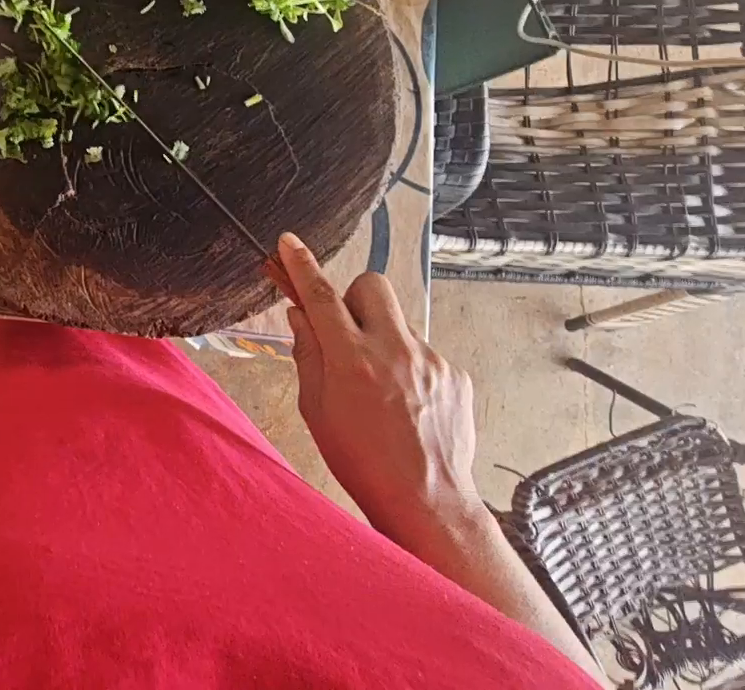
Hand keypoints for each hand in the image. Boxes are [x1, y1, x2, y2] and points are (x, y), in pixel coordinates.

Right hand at [272, 232, 486, 545]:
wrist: (427, 501)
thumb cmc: (361, 460)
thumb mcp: (316, 409)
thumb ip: (308, 354)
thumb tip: (300, 316)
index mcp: (352, 360)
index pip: (321, 296)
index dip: (302, 265)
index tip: (289, 243)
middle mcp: (394, 351)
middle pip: (371, 285)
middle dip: (353, 296)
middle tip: (345, 328)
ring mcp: (431, 361)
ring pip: (398, 321)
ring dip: (380, 337)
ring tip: (378, 385)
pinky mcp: (456, 375)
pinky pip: (422, 350)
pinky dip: (407, 365)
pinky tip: (404, 402)